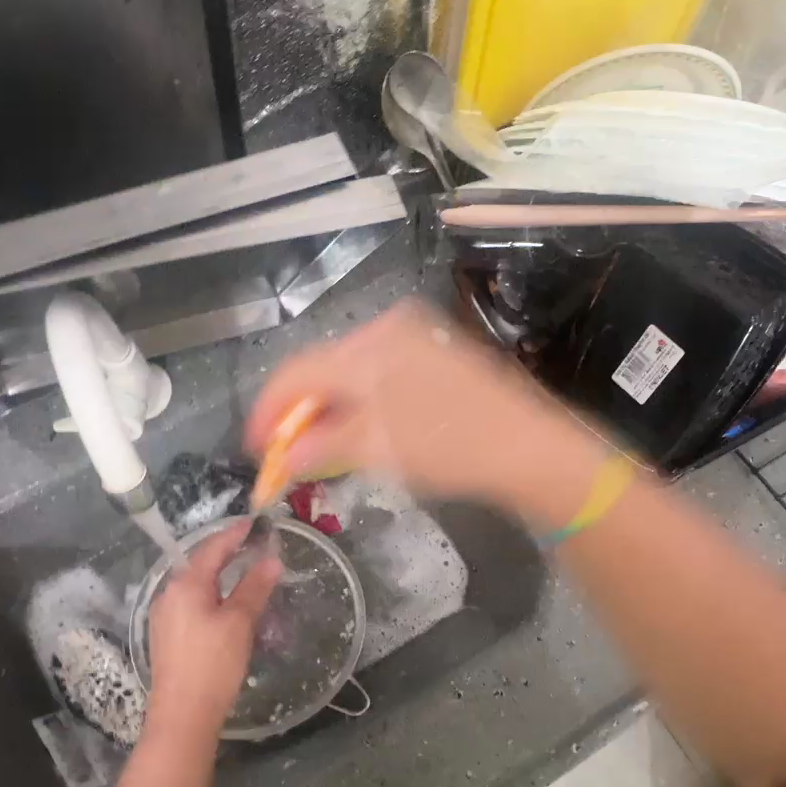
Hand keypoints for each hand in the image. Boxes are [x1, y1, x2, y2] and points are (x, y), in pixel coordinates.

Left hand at [144, 520, 281, 742]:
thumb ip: (255, 587)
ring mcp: (165, 616)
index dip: (235, 534)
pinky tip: (226, 604)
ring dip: (220, 576)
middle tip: (254, 545)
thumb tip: (272, 559)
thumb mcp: (239, 622)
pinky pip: (192, 603)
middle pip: (201, 564)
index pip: (213, 548)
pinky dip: (212, 595)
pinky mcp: (167, 636)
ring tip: (245, 572)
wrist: (182, 715)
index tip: (256, 523)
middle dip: (227, 553)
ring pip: (196, 586)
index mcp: (186, 585)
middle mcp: (169, 594)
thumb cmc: (213, 664)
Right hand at [245, 299, 608, 523]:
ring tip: (326, 450)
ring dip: (331, 411)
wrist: (529, 447)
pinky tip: (364, 432)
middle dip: (301, 414)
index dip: (268, 413)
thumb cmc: (452, 447)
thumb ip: (320, 448)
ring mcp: (415, 339)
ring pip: (350, 373)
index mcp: (368, 346)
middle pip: (321, 369)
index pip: (295, 372)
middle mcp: (387, 330)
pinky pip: (379, 376)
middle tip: (291, 456)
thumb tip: (280, 455)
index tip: (256, 449)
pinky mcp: (435, 355)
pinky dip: (361, 404)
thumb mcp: (379, 450)